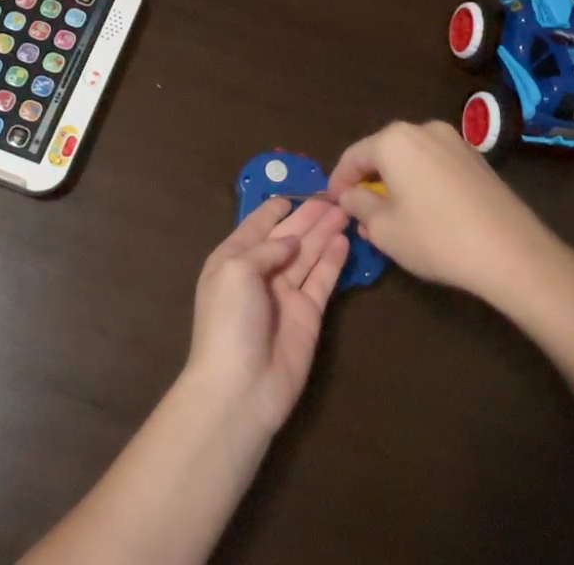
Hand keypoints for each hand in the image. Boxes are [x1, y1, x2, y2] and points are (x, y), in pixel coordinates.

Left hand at [184, 196, 350, 434]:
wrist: (241, 385)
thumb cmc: (229, 321)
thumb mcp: (236, 270)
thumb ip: (265, 248)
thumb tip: (292, 242)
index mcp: (232, 260)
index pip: (255, 226)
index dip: (273, 209)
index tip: (294, 189)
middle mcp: (259, 273)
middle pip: (287, 237)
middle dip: (307, 216)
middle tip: (334, 194)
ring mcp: (285, 294)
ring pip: (308, 255)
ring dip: (324, 232)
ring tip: (344, 209)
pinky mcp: (308, 314)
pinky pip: (322, 279)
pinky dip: (333, 259)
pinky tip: (344, 240)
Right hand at [327, 121, 561, 301]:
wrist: (511, 252)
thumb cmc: (435, 238)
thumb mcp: (384, 228)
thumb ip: (359, 205)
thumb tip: (350, 195)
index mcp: (394, 140)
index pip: (353, 156)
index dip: (338, 180)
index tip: (332, 203)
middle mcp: (424, 130)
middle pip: (384, 152)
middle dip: (368, 180)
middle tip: (359, 210)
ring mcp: (456, 143)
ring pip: (412, 159)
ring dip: (396, 181)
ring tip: (391, 214)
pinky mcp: (478, 161)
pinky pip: (436, 166)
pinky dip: (422, 183)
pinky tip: (424, 212)